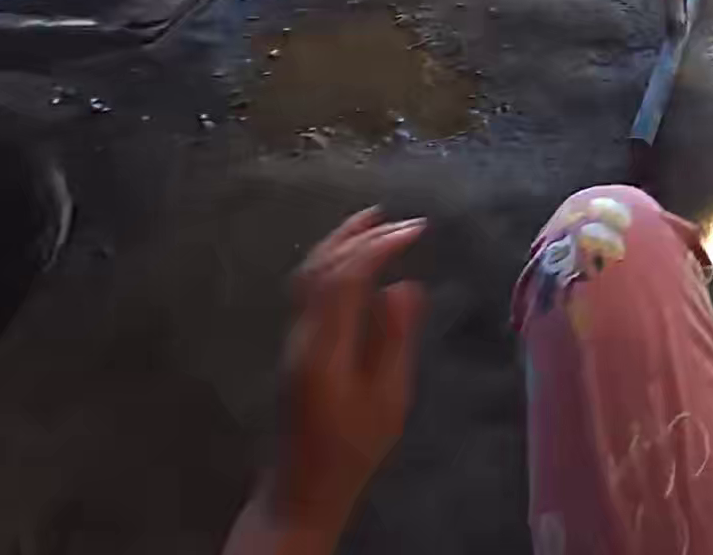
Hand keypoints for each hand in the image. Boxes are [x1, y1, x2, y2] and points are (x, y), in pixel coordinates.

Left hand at [271, 208, 425, 531]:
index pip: (347, 278)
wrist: (301, 493)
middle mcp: (302, 336)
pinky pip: (310, 287)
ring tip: (374, 218)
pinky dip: (333, 259)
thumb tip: (405, 285)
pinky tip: (353, 256)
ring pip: (309, 275)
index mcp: (325, 348)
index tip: (418, 228)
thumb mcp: (388, 396)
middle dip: (362, 235)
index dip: (381, 245)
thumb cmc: (353, 448)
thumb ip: (395, 338)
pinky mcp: (298, 346)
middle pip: (321, 269)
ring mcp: (294, 340)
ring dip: (342, 241)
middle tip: (403, 219)